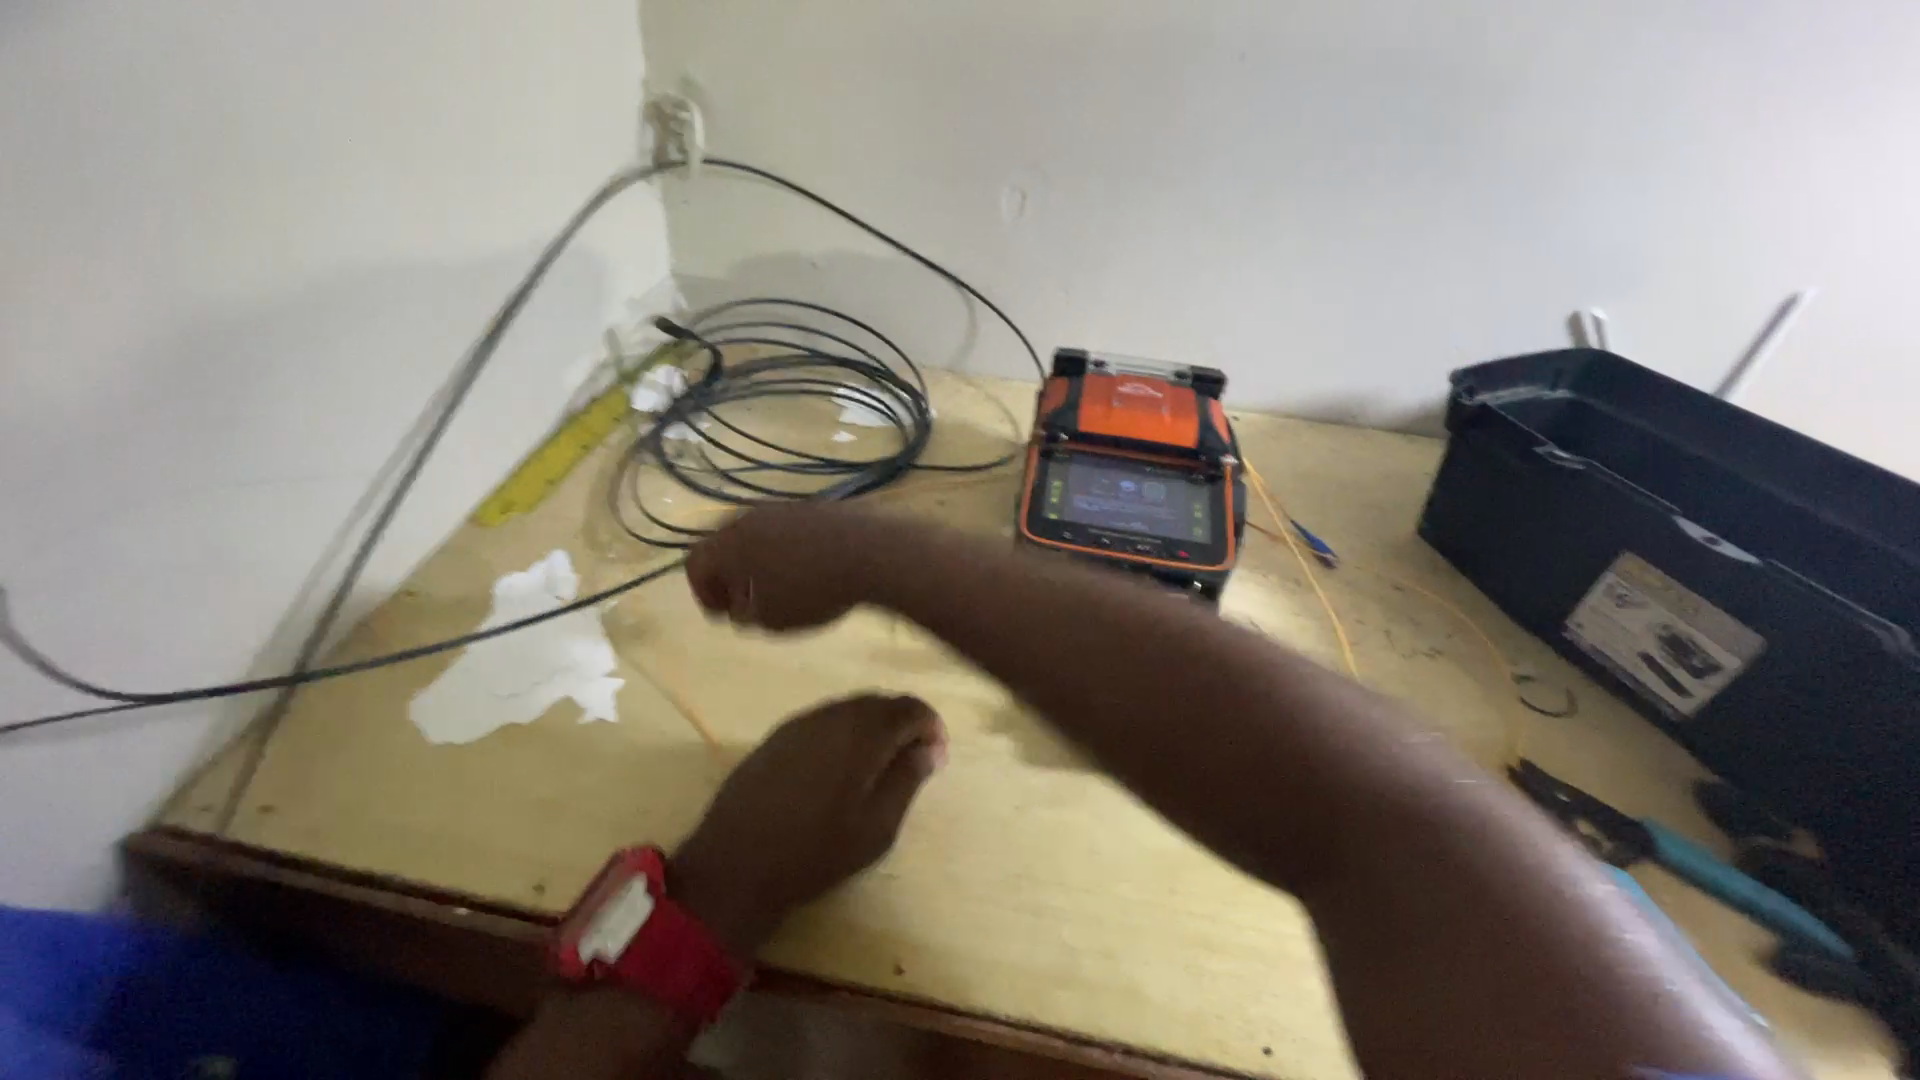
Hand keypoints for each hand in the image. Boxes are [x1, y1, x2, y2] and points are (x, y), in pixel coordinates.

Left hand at [671, 693, 946, 963]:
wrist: (735, 865)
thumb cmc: (816, 852)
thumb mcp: (877, 826)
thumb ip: (908, 779)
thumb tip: (931, 749)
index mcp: (862, 733)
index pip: (908, 708)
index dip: (930, 725)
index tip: (937, 754)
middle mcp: (831, 715)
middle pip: (878, 702)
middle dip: (902, 722)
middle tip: (912, 757)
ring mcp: (798, 723)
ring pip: (848, 708)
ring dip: (871, 726)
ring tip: (878, 764)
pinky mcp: (776, 737)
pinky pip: (822, 721)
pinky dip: (842, 732)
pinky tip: (839, 767)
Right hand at [685, 503, 903, 630]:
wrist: (871, 552)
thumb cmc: (812, 591)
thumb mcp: (770, 618)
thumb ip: (744, 614)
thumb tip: (739, 607)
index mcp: (730, 542)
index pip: (694, 563)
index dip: (703, 592)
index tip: (724, 614)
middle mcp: (751, 517)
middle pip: (724, 544)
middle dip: (729, 575)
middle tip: (746, 601)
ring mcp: (784, 509)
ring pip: (756, 536)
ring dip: (757, 563)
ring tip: (778, 590)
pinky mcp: (814, 509)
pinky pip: (786, 531)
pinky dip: (785, 552)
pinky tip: (807, 573)